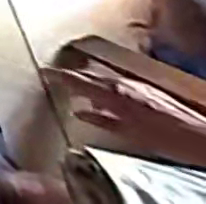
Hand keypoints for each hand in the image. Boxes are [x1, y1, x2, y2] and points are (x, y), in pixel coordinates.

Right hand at [44, 68, 205, 164]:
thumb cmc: (172, 140)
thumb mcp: (133, 134)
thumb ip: (103, 121)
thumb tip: (79, 112)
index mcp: (112, 92)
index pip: (74, 78)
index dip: (55, 74)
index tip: (41, 72)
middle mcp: (122, 84)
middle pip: (88, 75)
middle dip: (71, 76)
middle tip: (57, 80)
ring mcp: (138, 86)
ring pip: (103, 79)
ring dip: (90, 83)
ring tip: (82, 92)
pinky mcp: (151, 92)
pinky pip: (120, 85)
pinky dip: (108, 90)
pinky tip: (113, 100)